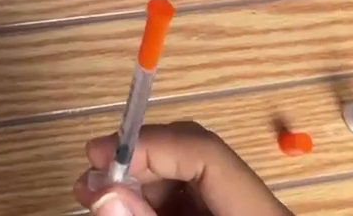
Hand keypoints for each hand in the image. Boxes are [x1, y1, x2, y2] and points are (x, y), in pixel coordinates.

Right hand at [74, 122, 292, 215]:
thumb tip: (98, 189)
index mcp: (264, 215)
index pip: (205, 152)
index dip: (149, 144)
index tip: (97, 155)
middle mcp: (259, 209)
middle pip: (192, 161)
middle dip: (136, 165)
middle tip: (88, 180)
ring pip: (185, 183)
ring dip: (137, 186)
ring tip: (95, 199)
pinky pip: (188, 206)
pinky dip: (152, 206)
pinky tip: (124, 210)